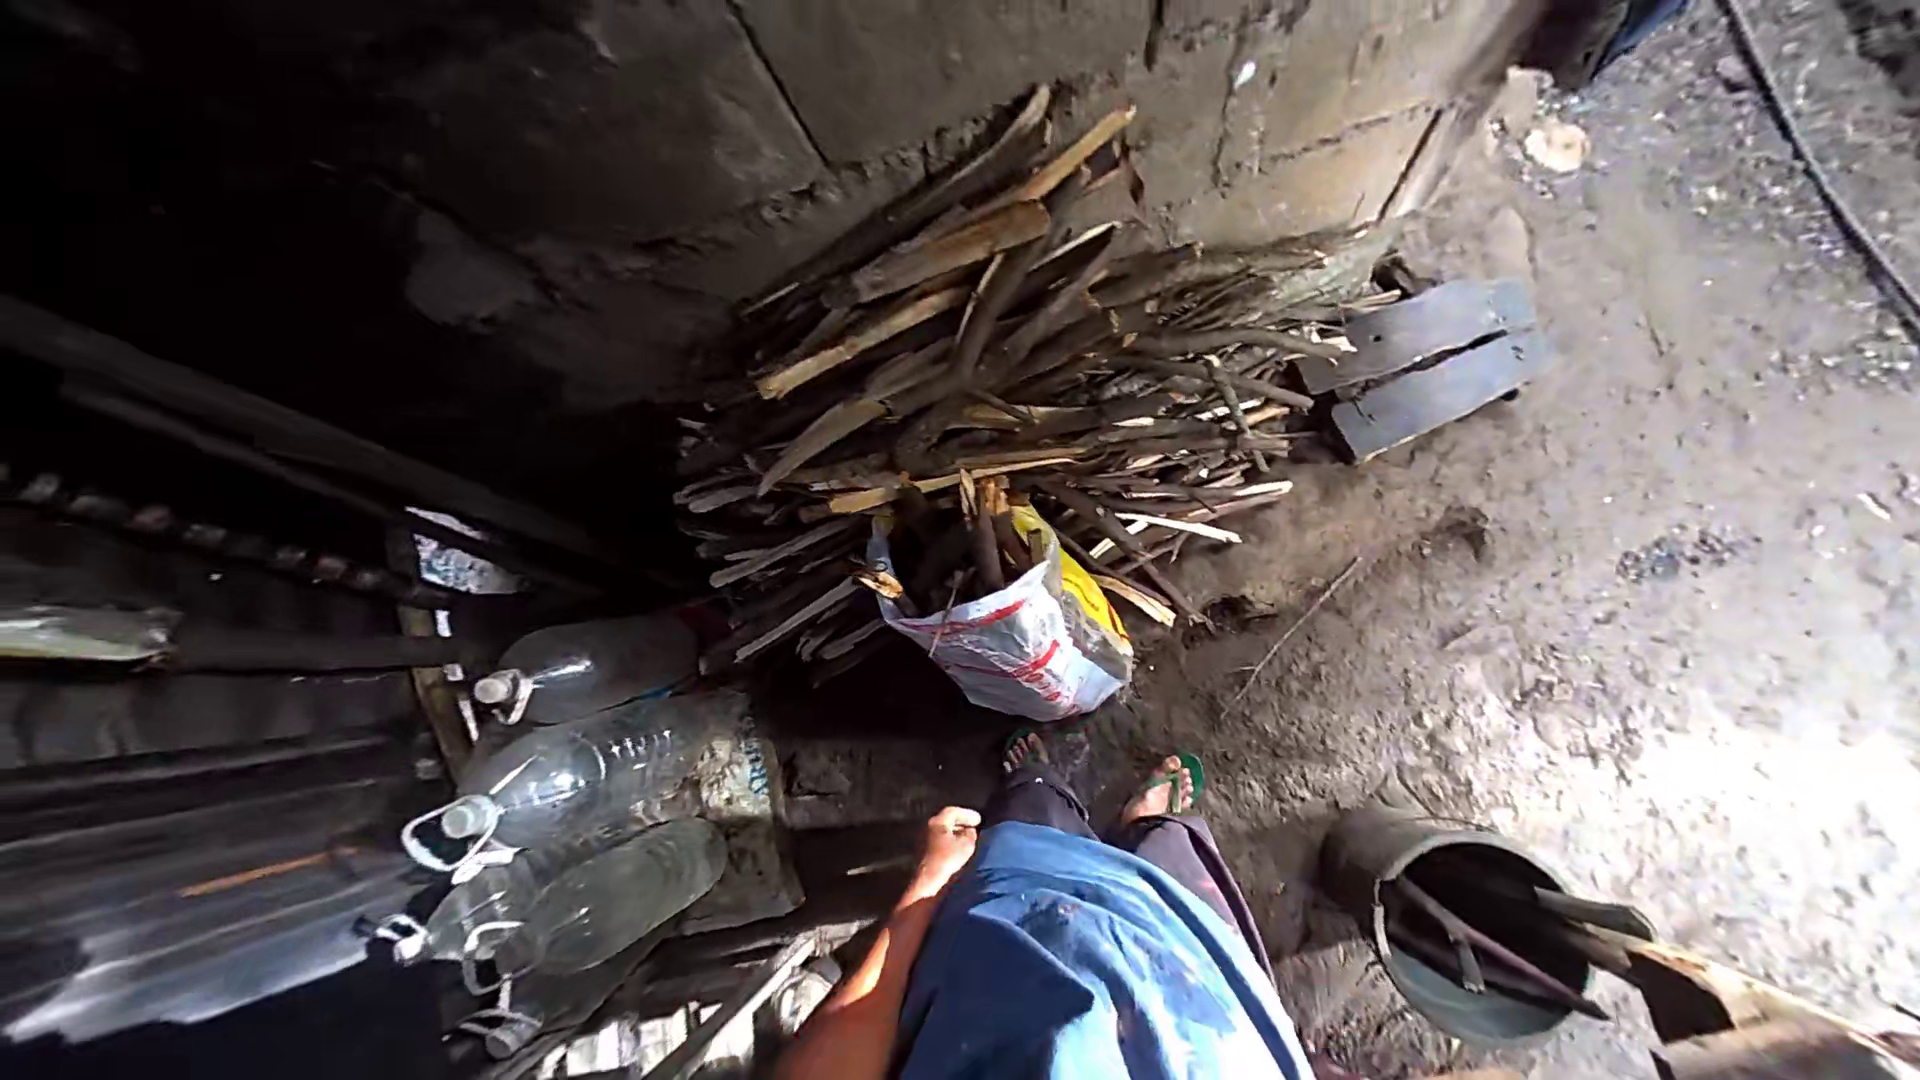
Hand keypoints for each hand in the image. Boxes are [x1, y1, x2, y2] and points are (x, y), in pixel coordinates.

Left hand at [908, 806, 980, 896]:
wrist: (929, 880)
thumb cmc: (948, 859)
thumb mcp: (966, 844)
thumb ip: (970, 834)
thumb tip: (969, 831)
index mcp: (937, 821)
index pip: (953, 811)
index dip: (967, 814)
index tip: (979, 819)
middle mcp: (929, 826)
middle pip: (947, 819)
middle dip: (962, 821)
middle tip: (974, 825)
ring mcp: (925, 838)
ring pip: (944, 830)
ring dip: (956, 831)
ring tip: (968, 836)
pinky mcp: (925, 850)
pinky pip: (941, 839)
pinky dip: (951, 839)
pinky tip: (958, 846)